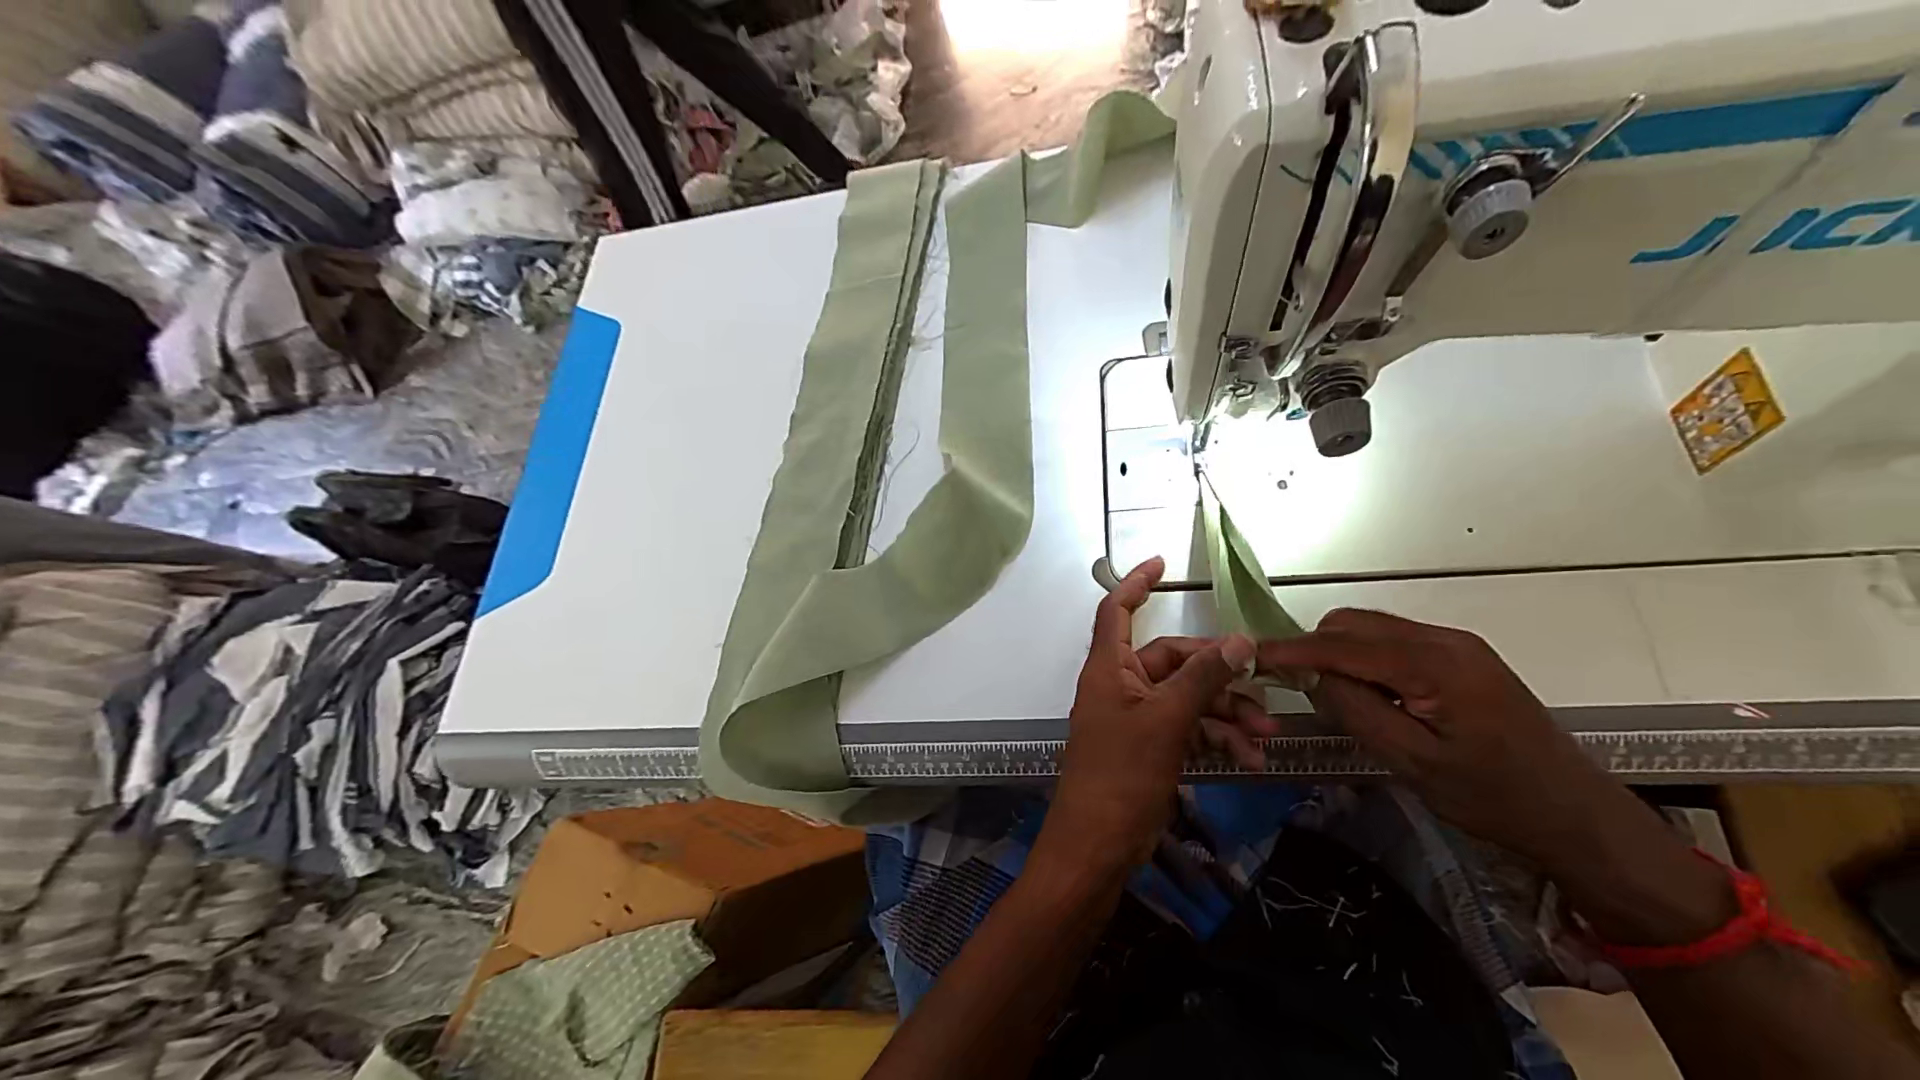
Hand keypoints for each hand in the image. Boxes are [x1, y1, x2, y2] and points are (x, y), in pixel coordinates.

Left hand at [1040, 557, 1259, 874]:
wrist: (1098, 846)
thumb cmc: (1121, 775)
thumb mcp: (1167, 722)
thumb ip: (1202, 679)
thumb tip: (1240, 640)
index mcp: (1109, 668)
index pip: (1117, 611)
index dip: (1135, 584)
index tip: (1161, 563)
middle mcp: (1121, 686)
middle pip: (1174, 661)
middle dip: (1219, 676)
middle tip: (1264, 692)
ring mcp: (1136, 719)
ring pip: (1188, 698)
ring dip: (1226, 712)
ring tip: (1266, 735)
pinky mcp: (1150, 748)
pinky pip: (1188, 729)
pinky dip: (1217, 738)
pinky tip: (1248, 758)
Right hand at [1256, 608, 1649, 869]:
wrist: (1576, 815)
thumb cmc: (1495, 797)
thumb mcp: (1413, 762)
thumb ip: (1356, 709)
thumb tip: (1309, 675)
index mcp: (1435, 664)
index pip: (1343, 645)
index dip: (1293, 650)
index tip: (1252, 657)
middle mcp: (1444, 640)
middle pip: (1354, 625)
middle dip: (1313, 648)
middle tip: (1289, 685)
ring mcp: (1455, 645)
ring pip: (1371, 629)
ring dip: (1338, 653)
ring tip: (1326, 694)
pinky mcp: (1460, 657)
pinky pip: (1393, 642)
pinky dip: (1364, 658)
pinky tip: (1365, 692)